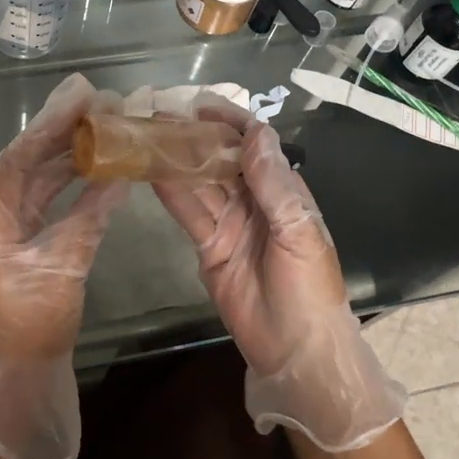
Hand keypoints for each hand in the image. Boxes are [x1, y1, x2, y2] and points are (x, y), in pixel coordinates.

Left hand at [0, 74, 127, 458]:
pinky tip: (96, 157)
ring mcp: (10, 221)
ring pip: (39, 172)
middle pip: (27, 157)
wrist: (19, 368)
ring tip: (102, 116)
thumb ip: (91, 217)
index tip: (80, 97)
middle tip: (94, 94)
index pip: (18, 160)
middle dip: (60, 125)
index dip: (49, 126)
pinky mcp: (26, 231)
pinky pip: (47, 191)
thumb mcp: (65, 269)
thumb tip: (120, 173)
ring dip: (68, 145)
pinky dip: (72, 173)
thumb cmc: (34, 323)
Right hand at [152, 98, 402, 451]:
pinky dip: (170, 193)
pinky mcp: (209, 247)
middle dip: (196, 137)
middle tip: (161, 115)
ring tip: (148, 135)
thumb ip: (274, 184)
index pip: (255, 146)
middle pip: (222, 161)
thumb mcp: (298, 233)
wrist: (296, 352)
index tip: (201, 106)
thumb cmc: (310, 290)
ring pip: (200, 183)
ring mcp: (231, 223)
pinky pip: (189, 213)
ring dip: (177, 160)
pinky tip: (150, 172)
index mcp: (285, 193)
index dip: (230, 123)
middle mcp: (256, 201)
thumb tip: (255, 132)